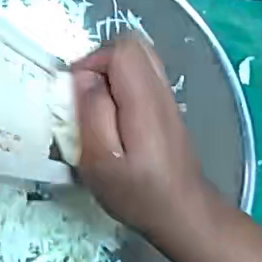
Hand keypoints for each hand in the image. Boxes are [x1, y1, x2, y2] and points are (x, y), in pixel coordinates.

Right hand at [73, 35, 216, 240]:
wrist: (185, 215)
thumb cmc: (138, 193)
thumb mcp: (100, 160)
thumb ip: (91, 112)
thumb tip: (83, 77)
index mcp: (144, 100)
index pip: (121, 50)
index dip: (91, 61)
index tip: (76, 92)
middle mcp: (160, 91)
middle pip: (133, 45)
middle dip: (101, 61)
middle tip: (86, 94)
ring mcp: (167, 98)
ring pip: (139, 58)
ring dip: (111, 72)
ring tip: (98, 104)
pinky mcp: (166, 108)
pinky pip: (142, 76)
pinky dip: (122, 84)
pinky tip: (114, 116)